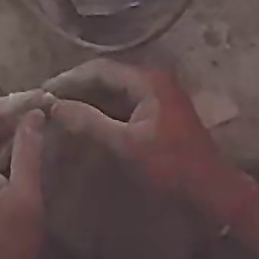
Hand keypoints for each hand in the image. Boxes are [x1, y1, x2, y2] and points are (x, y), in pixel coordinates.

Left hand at [0, 90, 50, 258]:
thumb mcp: (25, 199)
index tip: (46, 99)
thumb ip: (28, 154)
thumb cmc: (5, 248)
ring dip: (6, 121)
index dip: (14, 102)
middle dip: (9, 106)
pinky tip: (26, 141)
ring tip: (39, 117)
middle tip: (43, 105)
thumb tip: (35, 116)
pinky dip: (4, 138)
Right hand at [43, 60, 215, 197]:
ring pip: (113, 87)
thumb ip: (89, 122)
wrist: (213, 190)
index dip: (70, 78)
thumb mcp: (125, 145)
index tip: (45, 91)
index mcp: (148, 80)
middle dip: (77, 86)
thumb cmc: (171, 166)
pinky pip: (123, 99)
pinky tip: (85, 117)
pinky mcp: (159, 107)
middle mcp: (154, 78)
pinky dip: (102, 106)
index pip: (99, 69)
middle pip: (106, 75)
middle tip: (49, 99)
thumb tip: (54, 106)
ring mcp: (158, 92)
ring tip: (62, 107)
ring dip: (88, 96)